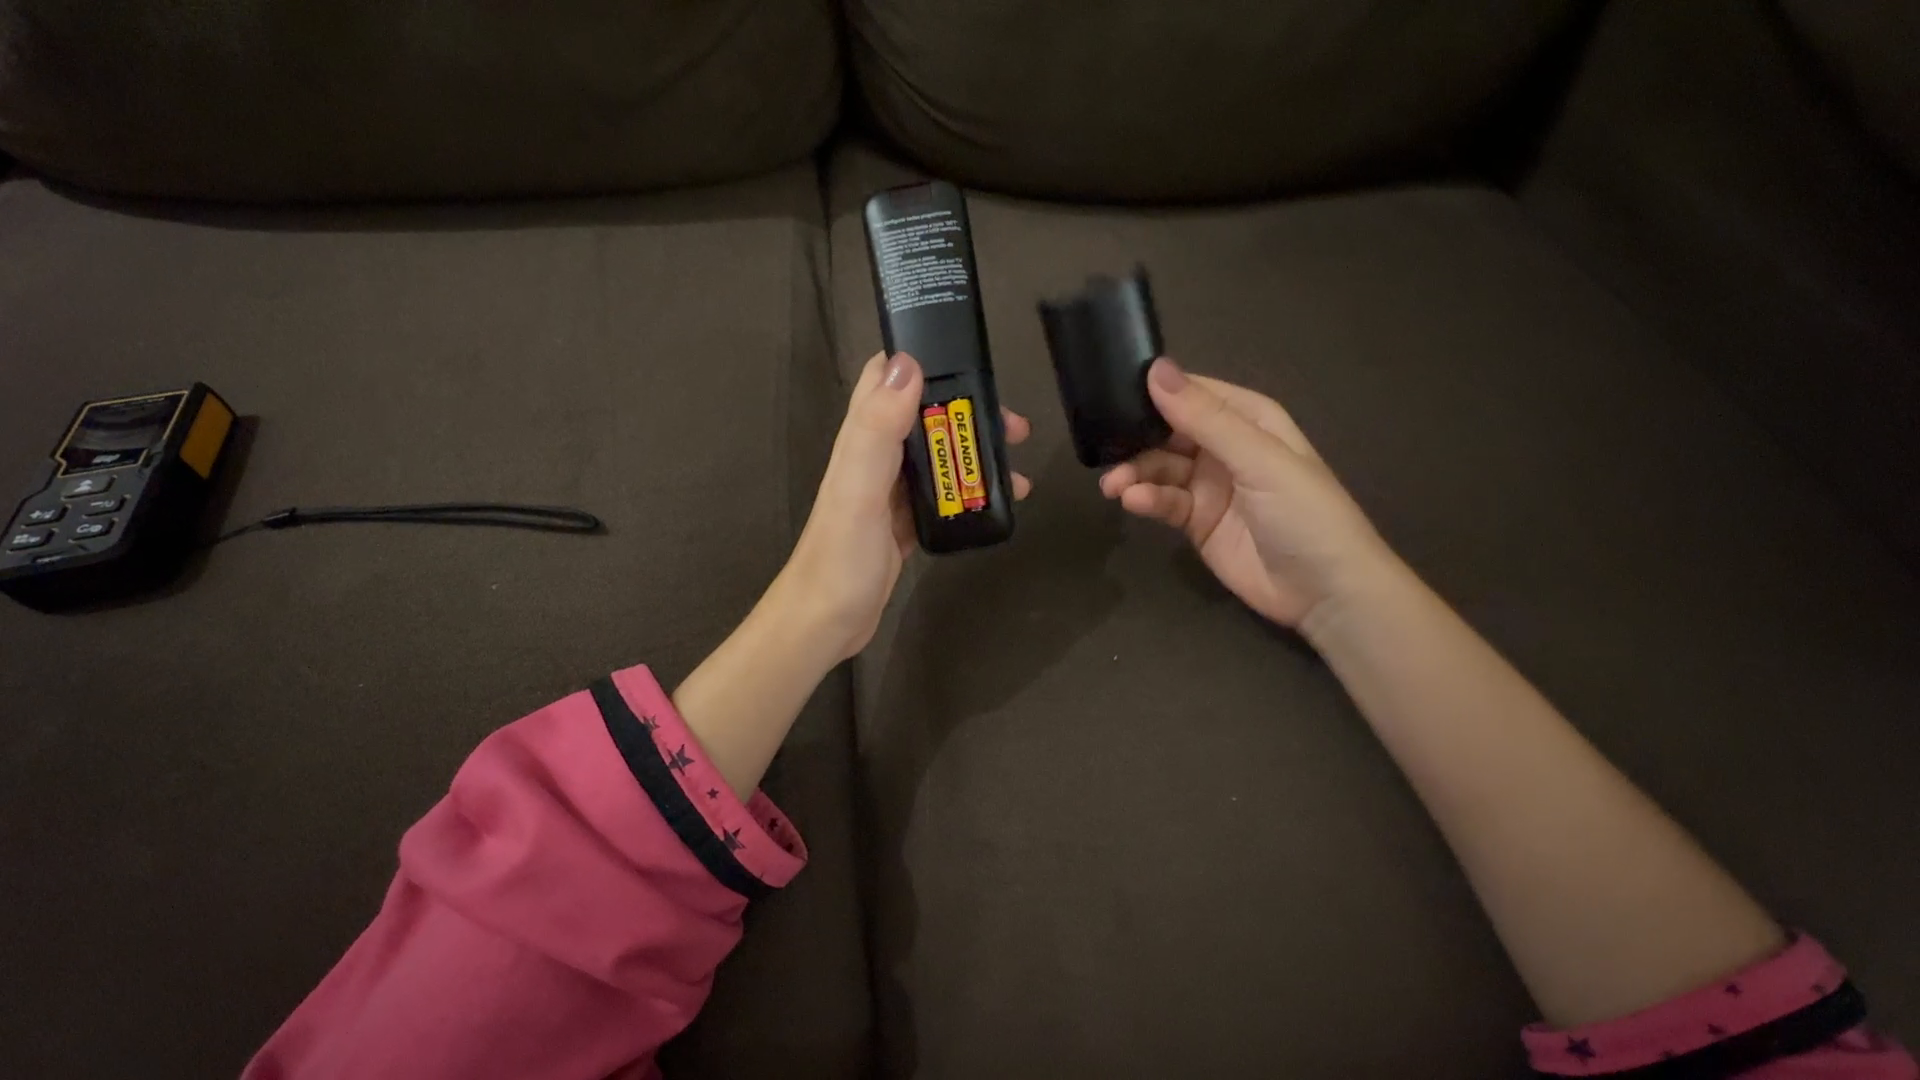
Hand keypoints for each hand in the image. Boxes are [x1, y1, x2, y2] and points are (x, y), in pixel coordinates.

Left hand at [773, 351, 1031, 659]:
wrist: (825, 625)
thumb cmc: (841, 558)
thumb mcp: (859, 489)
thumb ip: (877, 428)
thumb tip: (908, 364)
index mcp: (862, 440)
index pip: (884, 379)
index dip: (921, 359)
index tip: (969, 357)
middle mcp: (875, 459)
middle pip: (923, 416)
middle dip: (968, 411)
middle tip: (1015, 427)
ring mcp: (889, 493)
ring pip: (937, 455)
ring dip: (974, 451)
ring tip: (1018, 470)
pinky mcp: (901, 524)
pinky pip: (941, 494)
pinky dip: (970, 490)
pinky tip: (997, 501)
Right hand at [1099, 358, 1393, 627]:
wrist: (1325, 591)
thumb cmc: (1305, 513)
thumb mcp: (1258, 459)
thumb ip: (1205, 418)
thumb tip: (1156, 369)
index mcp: (1250, 419)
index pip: (1194, 393)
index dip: (1156, 392)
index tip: (1112, 392)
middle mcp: (1227, 447)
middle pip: (1169, 432)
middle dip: (1137, 439)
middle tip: (1107, 451)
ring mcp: (1210, 486)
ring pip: (1160, 468)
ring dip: (1136, 474)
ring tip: (1115, 487)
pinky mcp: (1197, 521)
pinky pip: (1164, 501)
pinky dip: (1146, 500)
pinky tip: (1134, 502)